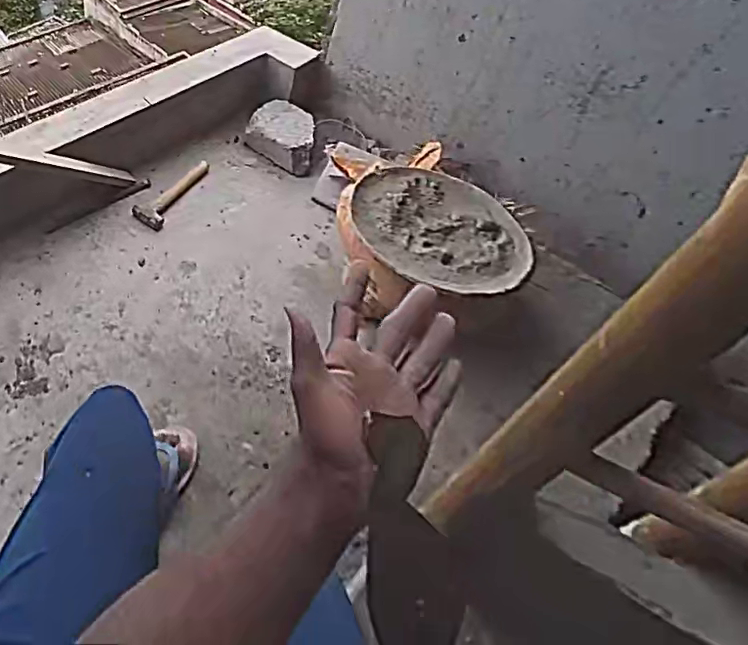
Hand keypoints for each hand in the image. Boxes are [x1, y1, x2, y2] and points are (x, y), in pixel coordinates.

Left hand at [284, 263, 463, 496]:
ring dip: (433, 341)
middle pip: (396, 334)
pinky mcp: (416, 423)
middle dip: (409, 311)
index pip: (351, 316)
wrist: (342, 480)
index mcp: (345, 360)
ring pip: (420, 361)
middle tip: (426, 288)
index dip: (355, 291)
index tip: (361, 266)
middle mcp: (373, 374)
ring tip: (447, 318)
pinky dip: (447, 382)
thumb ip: (305, 346)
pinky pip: (435, 397)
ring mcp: (396, 397)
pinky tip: (456, 366)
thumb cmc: (321, 433)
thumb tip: (291, 308)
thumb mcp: (308, 384)